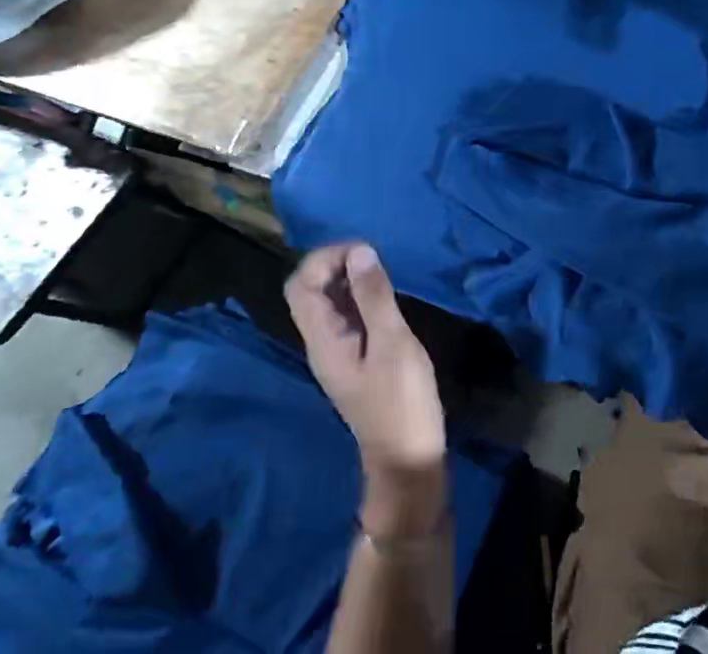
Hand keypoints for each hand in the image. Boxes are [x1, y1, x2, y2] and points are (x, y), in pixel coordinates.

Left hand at [286, 243, 447, 536]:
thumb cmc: (401, 400)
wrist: (406, 456)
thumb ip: (375, 297)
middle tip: (370, 256)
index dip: (325, 259)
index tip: (364, 251)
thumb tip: (360, 252)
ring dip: (344, 278)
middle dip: (332, 264)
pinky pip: (343, 316)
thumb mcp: (393, 343)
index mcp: (322, 339)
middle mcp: (320, 342)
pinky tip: (380, 294)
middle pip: (307, 291)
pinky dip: (356, 295)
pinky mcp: (352, 357)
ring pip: (325, 302)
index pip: (301, 285)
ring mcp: (335, 351)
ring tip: (377, 268)